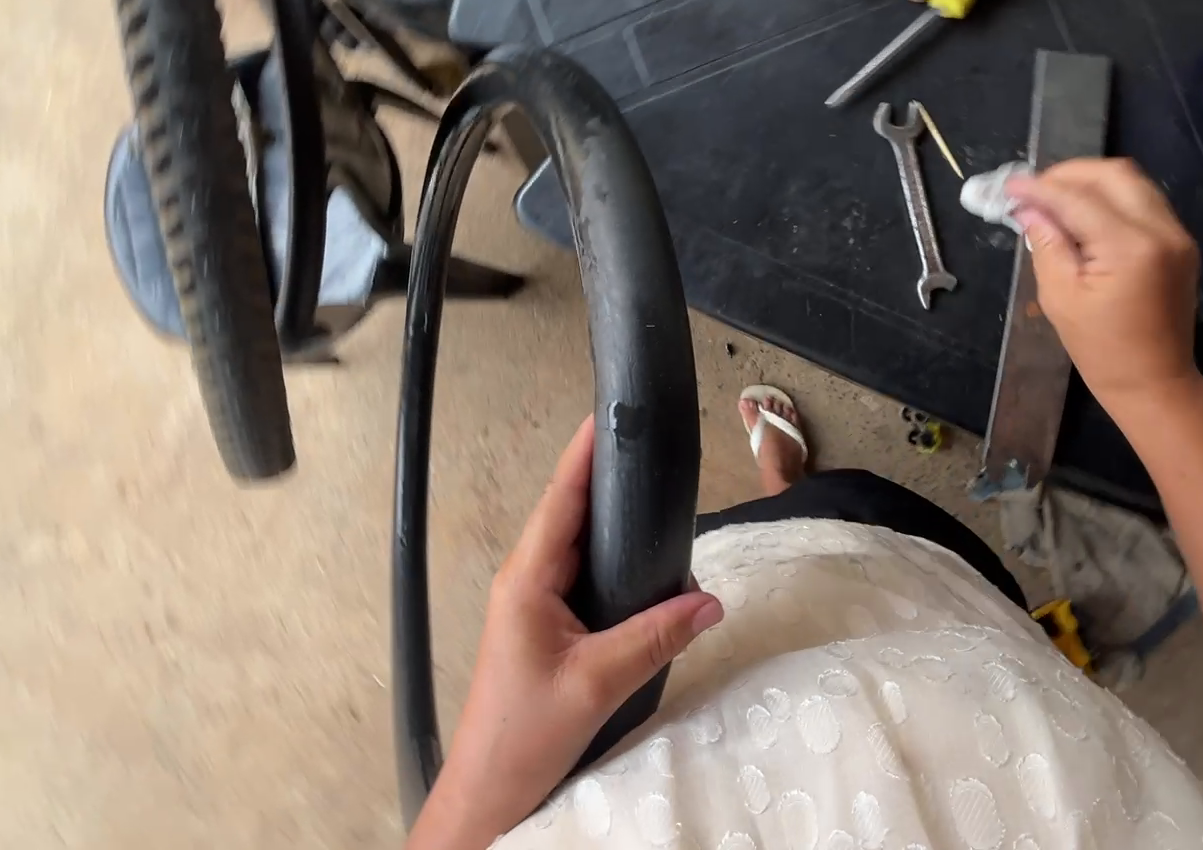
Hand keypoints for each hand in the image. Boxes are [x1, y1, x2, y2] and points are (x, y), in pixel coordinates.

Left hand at [409, 416, 723, 849]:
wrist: (491, 788)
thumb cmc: (526, 732)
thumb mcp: (596, 681)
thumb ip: (654, 636)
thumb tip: (712, 601)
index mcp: (528, 577)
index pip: (560, 499)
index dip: (583, 454)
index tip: (607, 414)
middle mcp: (527, 576)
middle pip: (567, 509)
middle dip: (599, 470)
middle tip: (641, 439)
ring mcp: (533, 597)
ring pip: (573, 538)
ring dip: (602, 507)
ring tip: (643, 478)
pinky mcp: (544, 619)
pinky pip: (578, 567)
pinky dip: (605, 546)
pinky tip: (633, 545)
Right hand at [1005, 158, 1201, 410]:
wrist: (1153, 380)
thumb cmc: (1099, 347)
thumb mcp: (1059, 296)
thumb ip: (1047, 244)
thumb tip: (1030, 210)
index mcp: (1129, 247)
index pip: (1078, 199)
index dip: (1040, 188)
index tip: (1009, 185)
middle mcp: (1161, 230)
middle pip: (1114, 174)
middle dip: (1069, 174)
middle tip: (1033, 189)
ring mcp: (1176, 235)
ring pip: (1132, 183)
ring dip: (1090, 183)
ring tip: (1053, 198)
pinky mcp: (1178, 243)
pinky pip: (1142, 202)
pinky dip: (1109, 198)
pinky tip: (1080, 215)